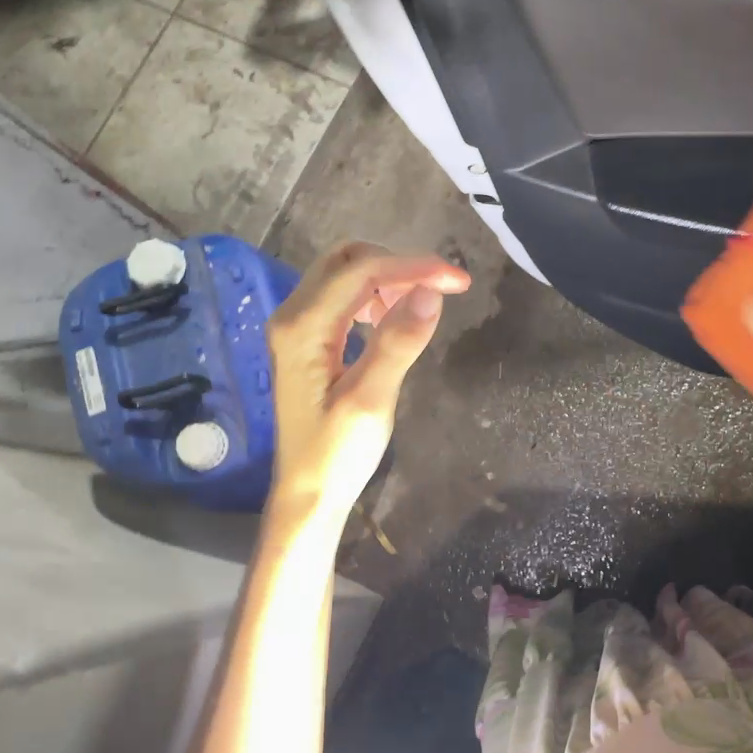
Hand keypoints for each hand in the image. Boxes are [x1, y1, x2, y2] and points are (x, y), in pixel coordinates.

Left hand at [267, 241, 469, 516]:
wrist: (307, 492)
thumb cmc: (337, 454)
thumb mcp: (371, 401)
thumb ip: (398, 344)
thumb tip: (432, 293)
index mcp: (303, 327)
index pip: (362, 271)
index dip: (414, 267)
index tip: (459, 282)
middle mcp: (293, 316)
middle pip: (347, 259)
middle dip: (399, 264)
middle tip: (443, 290)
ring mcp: (297, 328)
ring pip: (344, 275)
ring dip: (388, 278)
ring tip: (423, 305)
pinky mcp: (307, 341)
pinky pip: (342, 298)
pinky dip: (374, 295)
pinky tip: (395, 319)